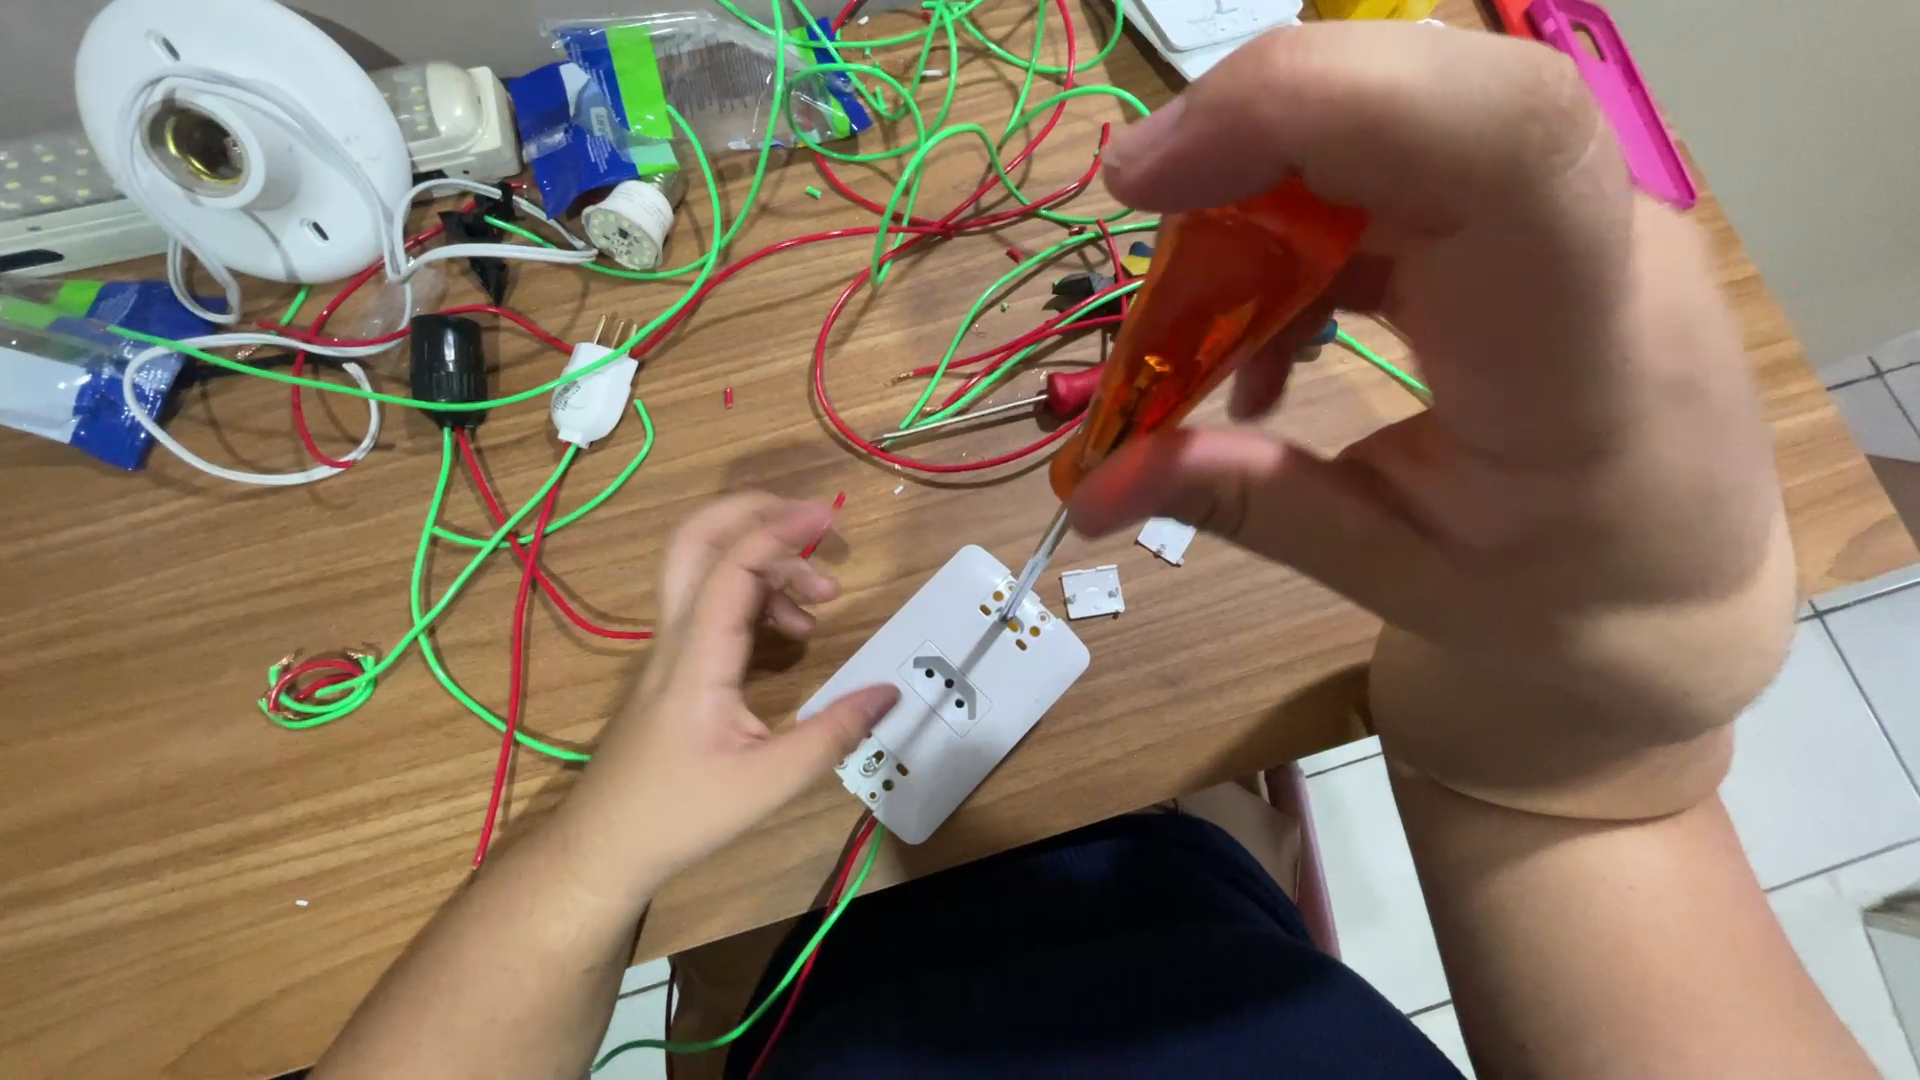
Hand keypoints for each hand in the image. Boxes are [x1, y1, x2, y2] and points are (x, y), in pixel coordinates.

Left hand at [558, 495, 898, 890]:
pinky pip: (716, 602)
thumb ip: (833, 735)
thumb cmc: (679, 814)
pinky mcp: (680, 662)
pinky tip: (795, 631)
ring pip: (709, 568)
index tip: (831, 518)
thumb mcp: (768, 782)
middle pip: (696, 539)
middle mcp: (679, 635)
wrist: (603, 845)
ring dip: (768, 561)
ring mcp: (674, 646)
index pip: (733, 564)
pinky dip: (759, 594)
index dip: (781, 529)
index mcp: (698, 656)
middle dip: (756, 511)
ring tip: (824, 598)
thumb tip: (889, 692)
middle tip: (816, 522)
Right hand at [1072, 24, 1795, 819]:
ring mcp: (1564, 224)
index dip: (1303, 104)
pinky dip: (1287, 255)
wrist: (1663, 600)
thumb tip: (1091, 492)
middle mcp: (1597, 246)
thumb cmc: (1549, 606)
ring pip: (1383, 138)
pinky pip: (1382, 191)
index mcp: (1579, 354)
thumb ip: (1241, 505)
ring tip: (1193, 345)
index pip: (1493, 140)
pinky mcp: (1521, 234)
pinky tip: (1261, 353)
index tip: (1142, 177)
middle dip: (1240, 167)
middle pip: (1410, 107)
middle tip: (1150, 284)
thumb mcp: (1384, 571)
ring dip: (1250, 223)